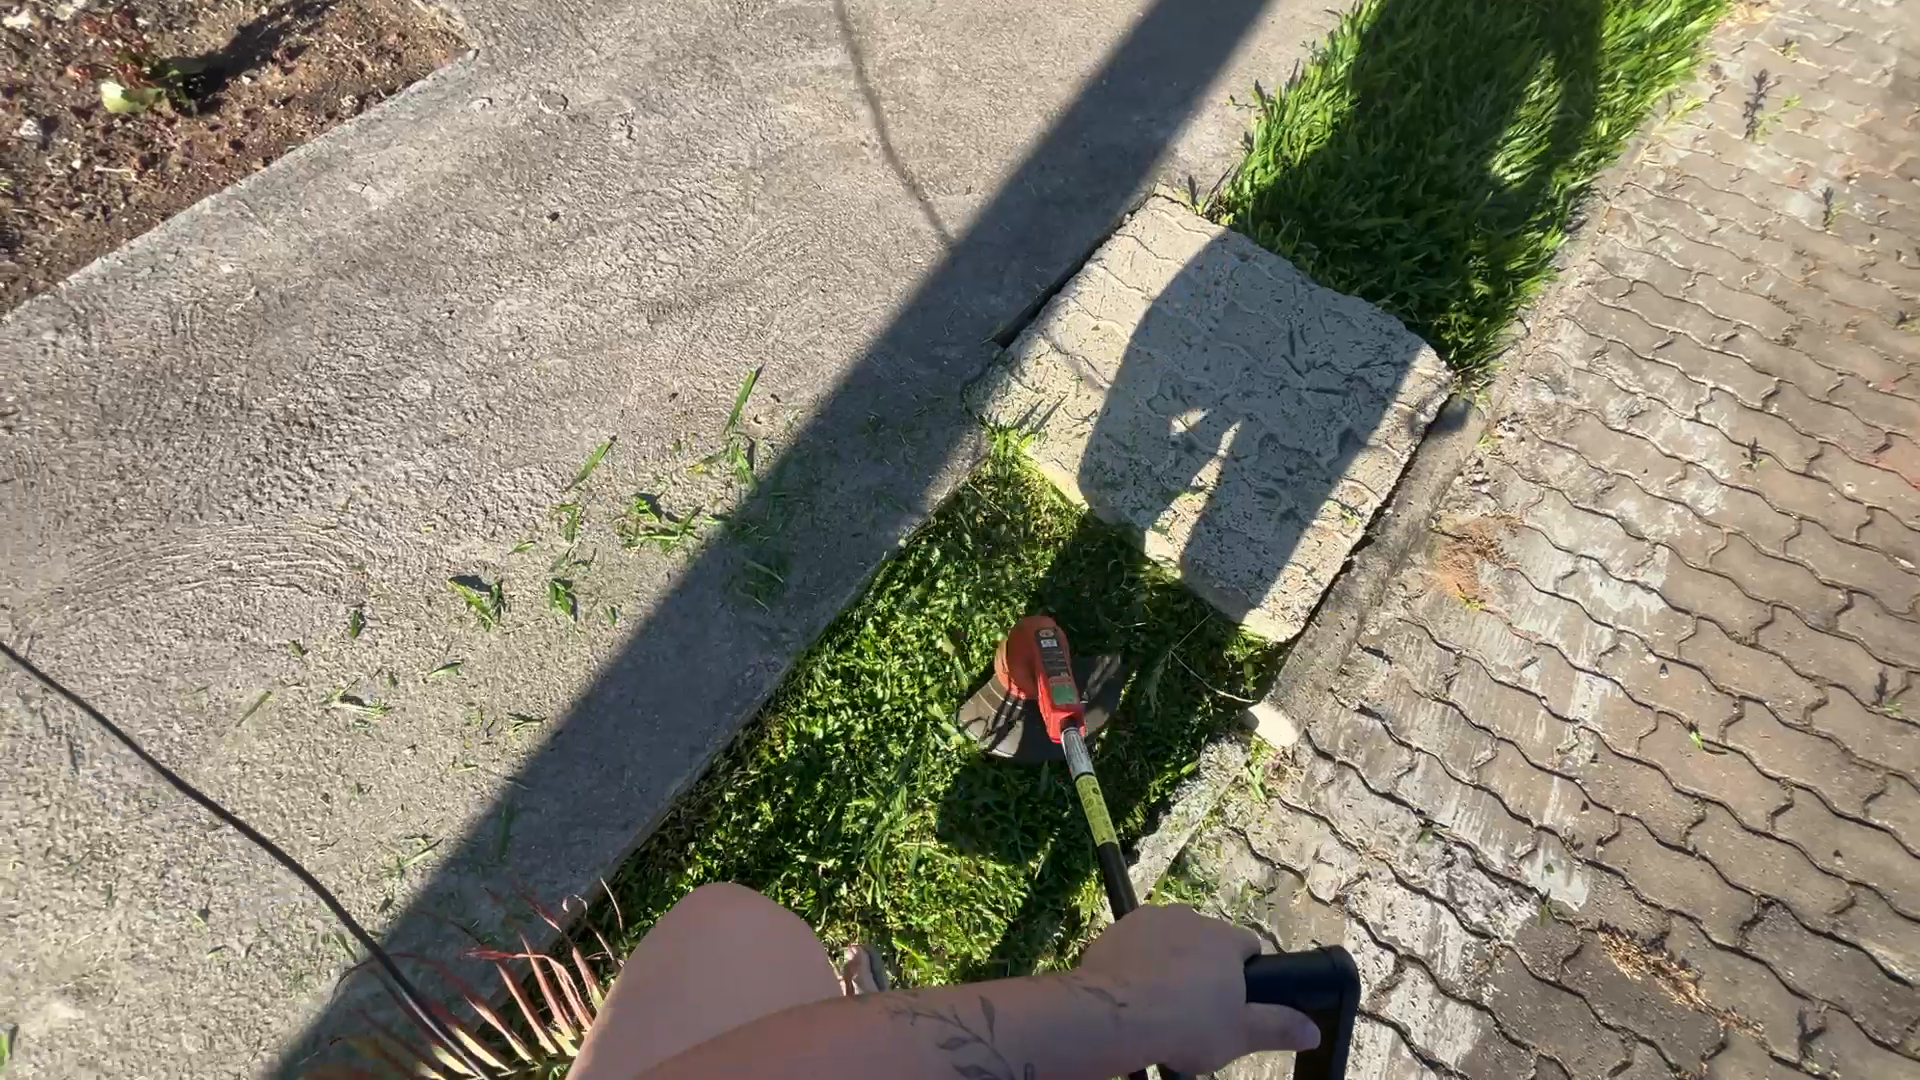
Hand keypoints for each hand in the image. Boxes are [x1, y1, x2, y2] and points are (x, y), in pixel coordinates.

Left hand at [1076, 904, 1319, 1072]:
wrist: (1115, 1012)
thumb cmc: (1185, 1023)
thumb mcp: (1240, 1034)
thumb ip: (1277, 1027)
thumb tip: (1312, 1029)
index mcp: (1223, 939)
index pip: (1248, 946)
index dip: (1247, 973)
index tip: (1236, 1000)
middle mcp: (1189, 916)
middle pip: (1208, 941)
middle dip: (1207, 967)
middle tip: (1198, 1007)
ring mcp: (1152, 917)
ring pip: (1172, 938)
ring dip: (1173, 959)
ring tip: (1164, 999)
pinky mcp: (1122, 925)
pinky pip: (1141, 941)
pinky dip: (1142, 958)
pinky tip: (1136, 987)